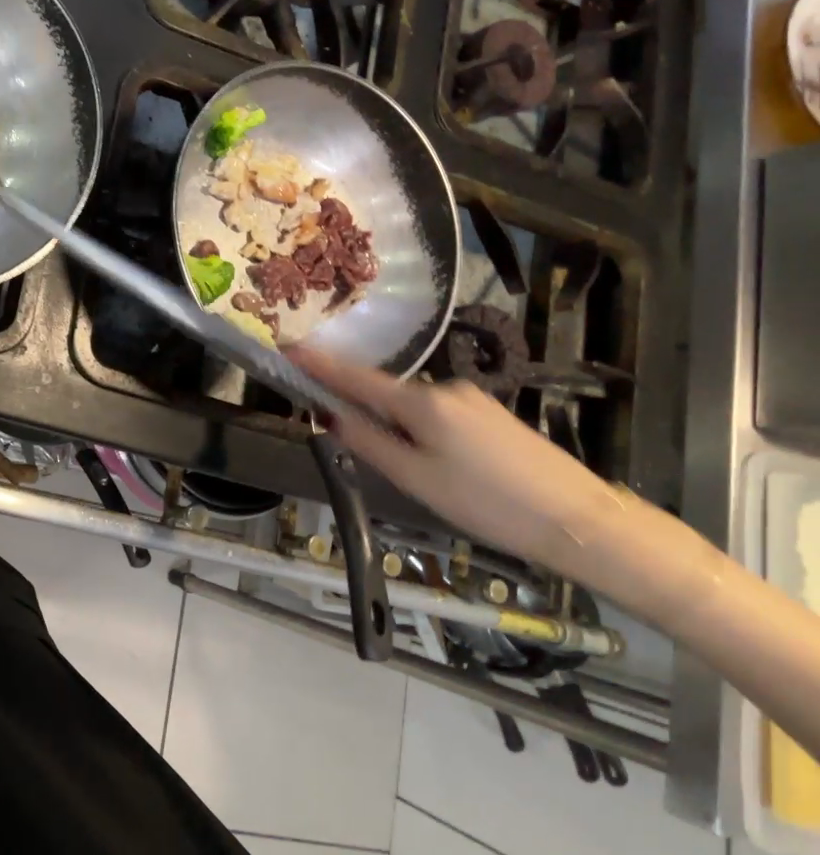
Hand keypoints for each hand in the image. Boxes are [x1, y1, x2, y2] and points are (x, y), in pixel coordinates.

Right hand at [289, 348, 628, 575]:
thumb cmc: (487, 502)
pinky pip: (436, 416)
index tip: (287, 348)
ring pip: (412, 408)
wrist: (581, 522)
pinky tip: (428, 462)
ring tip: (392, 464)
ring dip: (391, 424)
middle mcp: (446, 390)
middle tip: (336, 433)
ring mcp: (475, 401)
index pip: (356, 378)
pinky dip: (417, 429)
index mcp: (421, 402)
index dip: (319, 365)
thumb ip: (366, 443)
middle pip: (385, 393)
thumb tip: (327, 415)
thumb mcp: (414, 478)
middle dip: (357, 405)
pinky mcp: (493, 418)